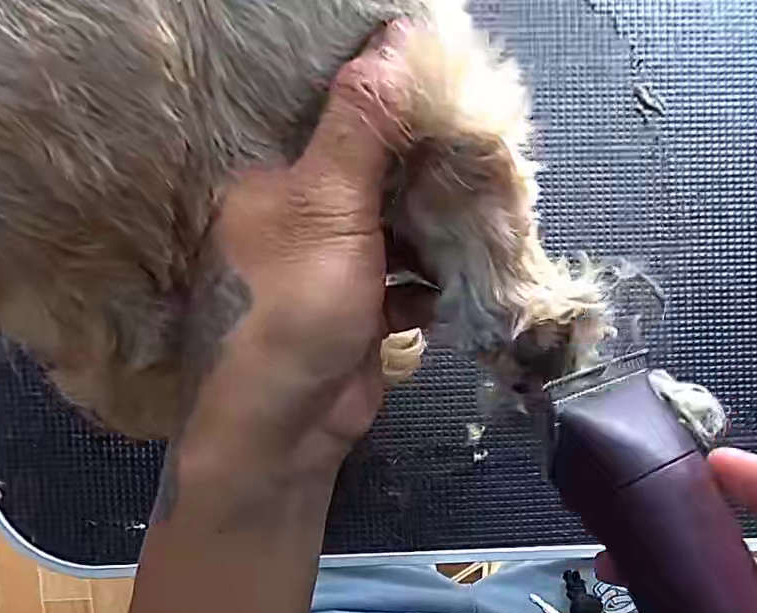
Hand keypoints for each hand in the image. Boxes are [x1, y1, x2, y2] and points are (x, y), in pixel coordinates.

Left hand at [179, 22, 436, 482]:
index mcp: (278, 179)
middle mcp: (304, 218)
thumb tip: (398, 45)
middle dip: (427, 174)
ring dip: (434, 234)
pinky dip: (426, 287)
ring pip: (397, 232)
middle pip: (377, 176)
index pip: (339, 117)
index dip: (393, 103)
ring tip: (475, 224)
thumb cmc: (298, 309)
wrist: (293, 423)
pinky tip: (445, 290)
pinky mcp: (362, 314)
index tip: (447, 97)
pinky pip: (404, 285)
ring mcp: (335, 270)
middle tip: (478, 159)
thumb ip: (363, 129)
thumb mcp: (328, 209)